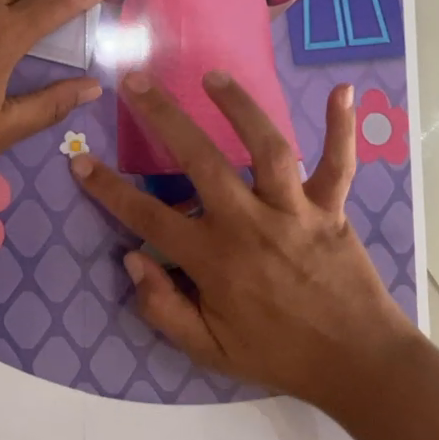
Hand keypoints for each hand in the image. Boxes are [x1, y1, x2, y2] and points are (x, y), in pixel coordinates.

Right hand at [70, 71, 415, 409]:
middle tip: (138, 81)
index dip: (109, 189)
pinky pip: (339, 163)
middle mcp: (250, 224)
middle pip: (201, 161)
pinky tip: (343, 91)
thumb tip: (131, 260)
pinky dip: (342, 129)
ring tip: (213, 75)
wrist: (357, 364)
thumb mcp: (209, 350)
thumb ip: (164, 309)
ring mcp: (294, 211)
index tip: (81, 162)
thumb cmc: (277, 355)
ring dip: (239, 107)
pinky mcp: (332, 208)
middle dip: (164, 117)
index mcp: (214, 259)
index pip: (148, 217)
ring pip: (266, 148)